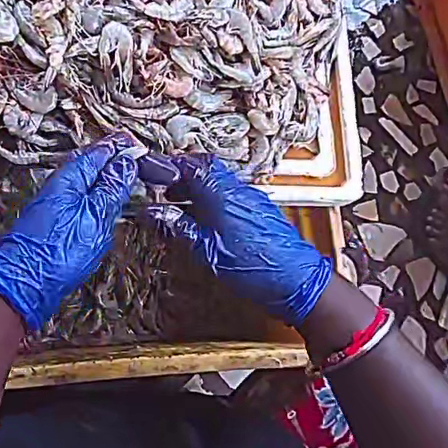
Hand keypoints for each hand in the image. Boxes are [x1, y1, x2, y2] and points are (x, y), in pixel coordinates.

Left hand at [0, 137, 140, 329]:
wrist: (22, 283)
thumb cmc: (56, 251)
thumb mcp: (94, 216)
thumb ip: (111, 189)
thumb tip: (126, 163)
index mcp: (70, 178)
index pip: (100, 152)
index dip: (120, 147)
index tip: (138, 145)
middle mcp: (59, 187)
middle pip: (91, 165)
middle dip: (114, 161)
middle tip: (138, 161)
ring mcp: (54, 206)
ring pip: (85, 184)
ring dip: (106, 180)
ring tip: (127, 180)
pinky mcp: (53, 225)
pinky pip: (80, 201)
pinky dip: (96, 199)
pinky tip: (104, 207)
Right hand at [140, 154, 331, 323]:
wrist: (299, 283)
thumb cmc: (255, 267)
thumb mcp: (206, 250)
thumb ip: (178, 227)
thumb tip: (152, 213)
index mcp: (222, 194)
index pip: (190, 165)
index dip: (167, 166)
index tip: (149, 172)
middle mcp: (237, 190)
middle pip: (204, 169)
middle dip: (179, 176)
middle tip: (159, 188)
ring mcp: (250, 199)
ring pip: (216, 182)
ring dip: (193, 188)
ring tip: (175, 205)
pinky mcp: (257, 212)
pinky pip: (227, 195)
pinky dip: (208, 200)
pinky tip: (200, 219)